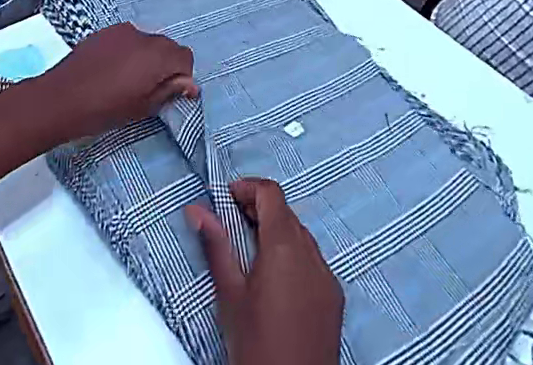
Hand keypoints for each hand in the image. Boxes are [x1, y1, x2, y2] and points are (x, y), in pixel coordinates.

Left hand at [21, 23, 196, 144]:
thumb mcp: (144, 105)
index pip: (184, 56)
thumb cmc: (105, 108)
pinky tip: (114, 71)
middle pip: (166, 46)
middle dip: (165, 65)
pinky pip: (126, 39)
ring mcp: (119, 31)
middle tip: (152, 89)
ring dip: (146, 57)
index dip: (183, 75)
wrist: (62, 98)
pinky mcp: (102, 32)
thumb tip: (189, 83)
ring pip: (145, 41)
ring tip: (130, 81)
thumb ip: (170, 90)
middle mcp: (140, 35)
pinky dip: (128, 51)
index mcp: (155, 54)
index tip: (174, 92)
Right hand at [187, 178, 342, 364]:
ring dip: (277, 231)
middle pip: (286, 213)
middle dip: (259, 209)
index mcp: (285, 248)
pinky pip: (314, 260)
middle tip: (231, 224)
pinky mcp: (335, 299)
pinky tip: (275, 279)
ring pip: (301, 235)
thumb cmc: (256, 344)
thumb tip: (196, 209)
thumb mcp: (229, 292)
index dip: (248, 188)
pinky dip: (294, 255)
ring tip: (249, 252)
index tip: (226, 199)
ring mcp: (328, 278)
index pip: (272, 194)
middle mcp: (312, 256)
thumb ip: (215, 244)